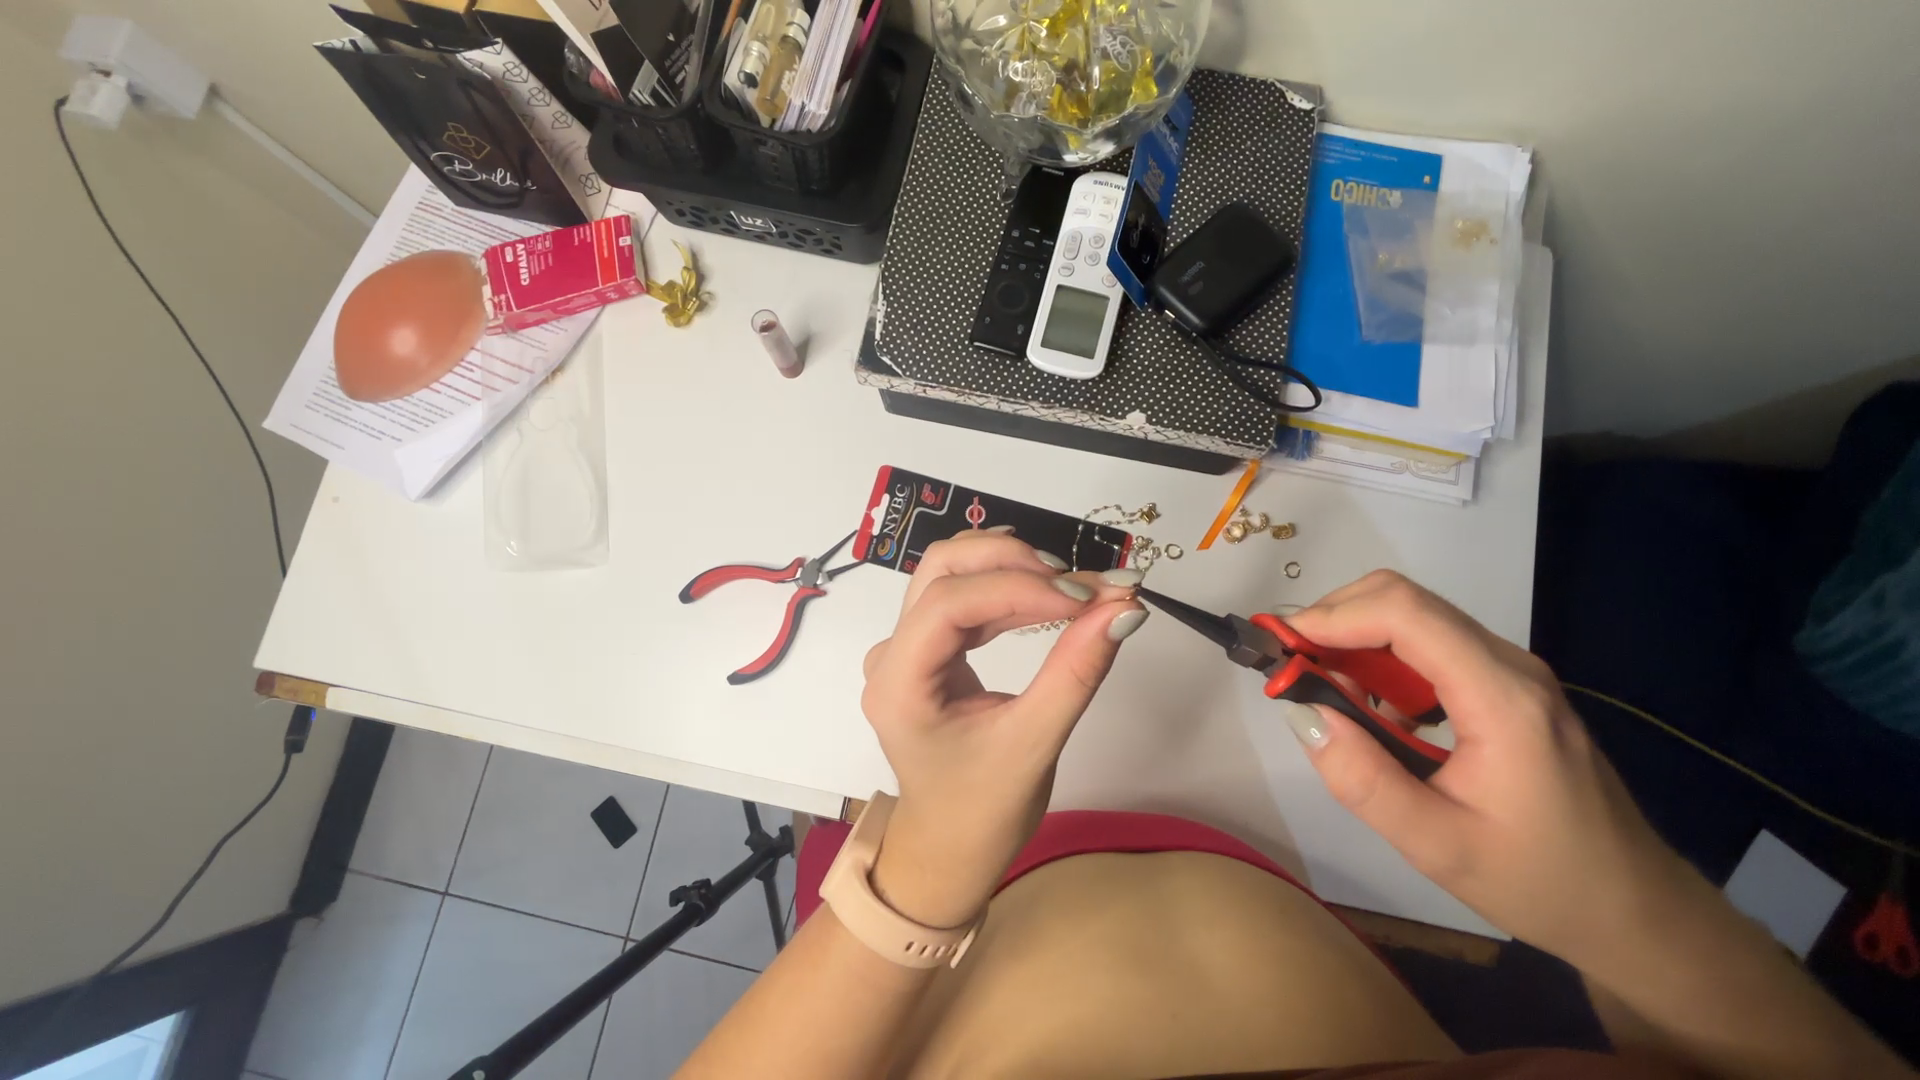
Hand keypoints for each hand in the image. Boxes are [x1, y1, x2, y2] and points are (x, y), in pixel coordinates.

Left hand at [859, 529, 1146, 927]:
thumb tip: (1125, 609)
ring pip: (954, 574)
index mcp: (898, 685)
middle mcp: (891, 655)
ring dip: (1016, 571)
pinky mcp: (929, 649)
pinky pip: (966, 599)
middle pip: (943, 570)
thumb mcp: (1036, 743)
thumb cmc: (985, 811)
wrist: (951, 847)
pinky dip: (1012, 591)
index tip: (1087, 598)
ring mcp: (905, 648)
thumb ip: (1076, 672)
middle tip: (1083, 586)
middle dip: (1015, 565)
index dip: (1019, 588)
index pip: (949, 604)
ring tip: (1079, 590)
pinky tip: (1054, 598)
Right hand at [1282, 571, 1689, 961]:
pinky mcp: (1507, 685)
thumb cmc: (1538, 881)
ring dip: (1355, 637)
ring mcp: (1513, 672)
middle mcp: (1511, 666)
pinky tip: (1369, 709)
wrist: (1634, 909)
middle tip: (1291, 668)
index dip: (1333, 617)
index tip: (1280, 648)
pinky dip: (1381, 657)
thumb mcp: (1436, 846)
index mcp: (1501, 699)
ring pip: (1416, 616)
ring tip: (1319, 689)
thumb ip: (1363, 780)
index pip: (1406, 614)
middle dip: (1335, 619)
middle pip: (1407, 599)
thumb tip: (1303, 714)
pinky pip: (1431, 645)